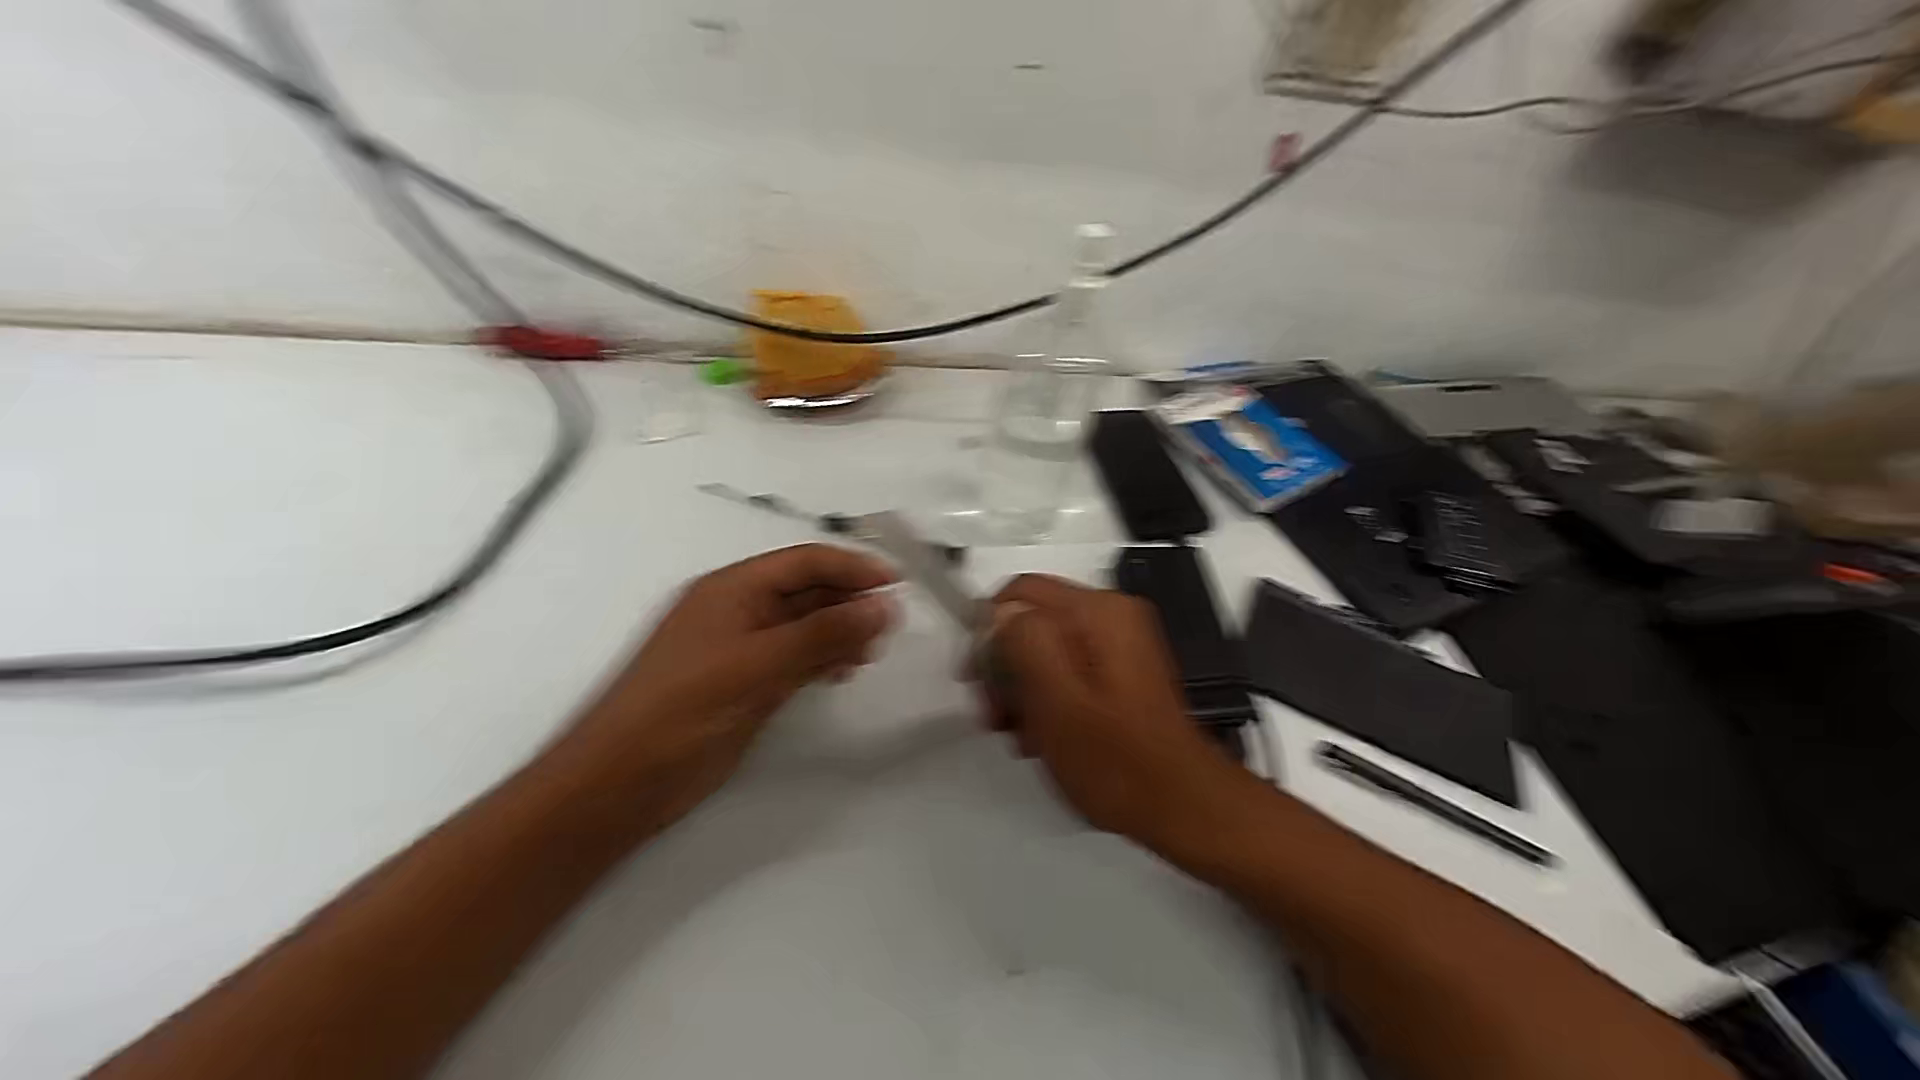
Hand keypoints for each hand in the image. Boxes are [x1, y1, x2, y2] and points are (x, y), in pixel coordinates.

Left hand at [553, 544, 897, 829]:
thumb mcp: (757, 666)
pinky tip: (841, 673)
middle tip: (889, 627)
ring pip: (805, 626)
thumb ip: (822, 634)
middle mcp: (740, 610)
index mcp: (733, 589)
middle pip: (807, 591)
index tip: (895, 585)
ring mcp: (742, 649)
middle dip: (849, 602)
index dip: (851, 567)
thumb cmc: (684, 710)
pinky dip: (822, 660)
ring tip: (870, 654)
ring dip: (840, 632)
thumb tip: (883, 606)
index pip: (804, 562)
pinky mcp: (746, 683)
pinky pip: (795, 658)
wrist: (621, 782)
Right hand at [984, 574, 1243, 848]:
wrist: (1183, 805)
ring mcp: (1119, 643)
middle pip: (1032, 620)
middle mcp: (1111, 616)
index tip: (976, 680)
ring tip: (1022, 734)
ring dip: (1023, 686)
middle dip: (1005, 665)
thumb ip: (1022, 643)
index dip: (986, 631)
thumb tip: (997, 615)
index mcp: (1097, 612)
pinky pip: (1068, 666)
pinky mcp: (1122, 670)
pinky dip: (1048, 695)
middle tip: (996, 715)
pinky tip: (1044, 734)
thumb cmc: (1116, 760)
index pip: (1017, 593)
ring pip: (1046, 646)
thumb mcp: (1056, 700)